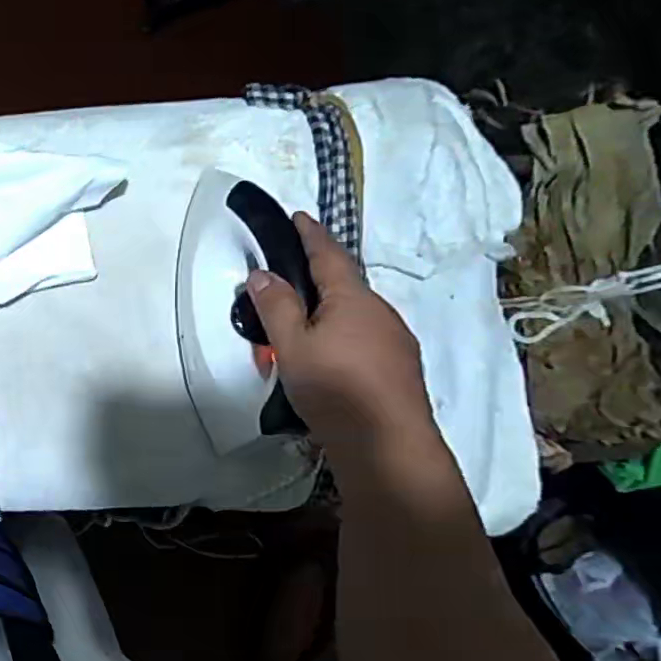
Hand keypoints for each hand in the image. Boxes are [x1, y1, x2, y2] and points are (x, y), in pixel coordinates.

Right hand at [246, 213, 433, 454]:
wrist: (388, 443)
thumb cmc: (335, 387)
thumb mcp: (291, 345)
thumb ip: (275, 307)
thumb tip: (262, 274)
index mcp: (353, 300)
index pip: (329, 256)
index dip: (313, 235)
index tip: (301, 216)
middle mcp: (381, 312)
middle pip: (344, 285)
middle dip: (316, 279)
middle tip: (285, 283)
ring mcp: (395, 340)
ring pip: (354, 314)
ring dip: (327, 311)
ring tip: (299, 328)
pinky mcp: (399, 366)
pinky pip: (363, 336)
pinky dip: (340, 334)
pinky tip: (327, 357)